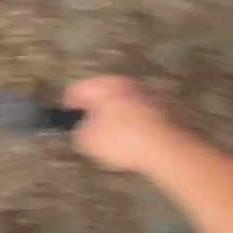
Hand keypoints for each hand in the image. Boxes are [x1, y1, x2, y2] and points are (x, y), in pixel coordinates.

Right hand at [63, 76, 186, 173]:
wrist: (166, 148)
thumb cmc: (123, 139)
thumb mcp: (89, 141)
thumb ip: (78, 133)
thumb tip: (80, 132)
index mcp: (105, 85)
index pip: (78, 88)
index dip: (69, 104)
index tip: (66, 115)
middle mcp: (125, 84)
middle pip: (101, 94)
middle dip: (94, 111)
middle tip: (88, 129)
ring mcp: (145, 95)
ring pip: (121, 104)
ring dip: (114, 118)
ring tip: (110, 140)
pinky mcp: (161, 110)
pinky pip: (138, 115)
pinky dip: (132, 125)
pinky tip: (131, 143)